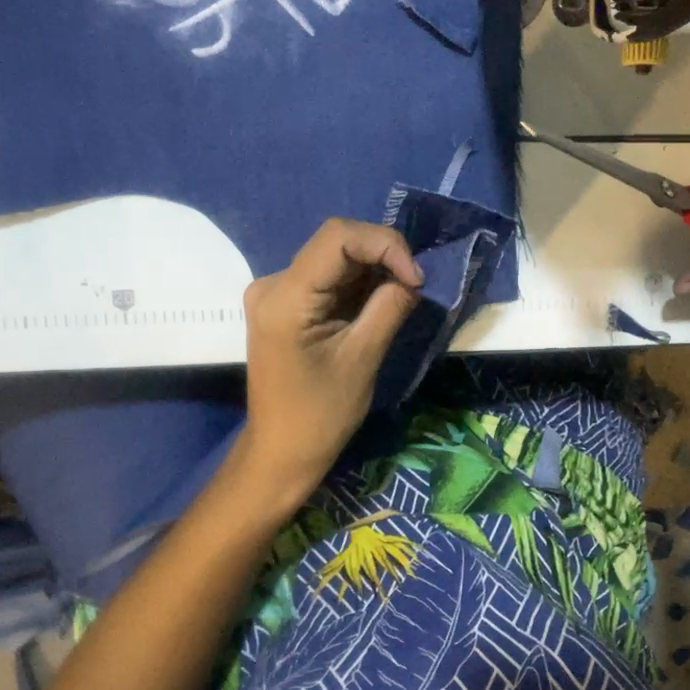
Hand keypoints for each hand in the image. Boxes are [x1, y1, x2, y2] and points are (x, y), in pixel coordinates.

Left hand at [239, 219, 423, 498]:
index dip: (385, 245)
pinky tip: (377, 303)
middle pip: (336, 243)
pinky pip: (327, 277)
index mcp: (285, 297)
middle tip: (414, 286)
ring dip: (373, 270)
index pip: (338, 238)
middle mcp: (273, 284)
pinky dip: (358, 284)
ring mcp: (276, 293)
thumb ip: (389, 307)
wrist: (282, 451)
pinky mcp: (285, 304)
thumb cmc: (321, 414)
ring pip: (335, 258)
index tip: (416, 278)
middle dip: (382, 256)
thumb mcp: (363, 358)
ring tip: (400, 297)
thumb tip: (413, 277)